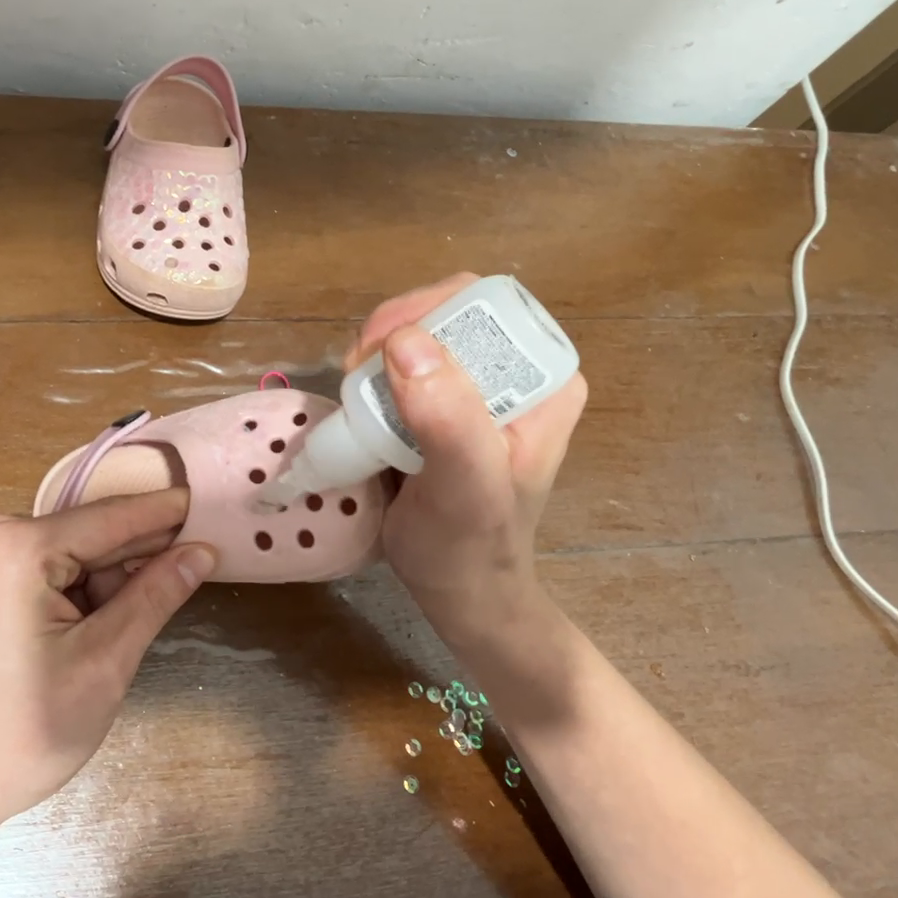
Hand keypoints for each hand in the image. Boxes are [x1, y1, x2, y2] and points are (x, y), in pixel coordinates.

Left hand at [0, 491, 215, 897]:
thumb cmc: (27, 730)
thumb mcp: (105, 661)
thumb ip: (155, 594)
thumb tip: (202, 550)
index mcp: (17, 548)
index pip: (110, 518)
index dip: (165, 512)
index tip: (209, 501)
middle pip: (91, 532)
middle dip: (141, 552)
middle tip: (198, 561)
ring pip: (75, 551)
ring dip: (111, 579)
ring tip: (133, 621)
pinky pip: (50, 566)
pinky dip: (83, 588)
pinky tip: (101, 623)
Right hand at [344, 272, 587, 650]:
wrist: (458, 590)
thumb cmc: (469, 546)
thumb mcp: (465, 488)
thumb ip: (447, 420)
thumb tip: (404, 342)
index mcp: (544, 381)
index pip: (482, 308)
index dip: (424, 313)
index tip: (377, 352)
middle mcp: (514, 374)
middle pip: (443, 313)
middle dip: (390, 333)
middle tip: (355, 375)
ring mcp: (474, 387)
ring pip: (415, 335)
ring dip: (373, 355)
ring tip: (353, 394)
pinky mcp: (440, 404)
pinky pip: (399, 366)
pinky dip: (369, 377)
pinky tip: (357, 402)